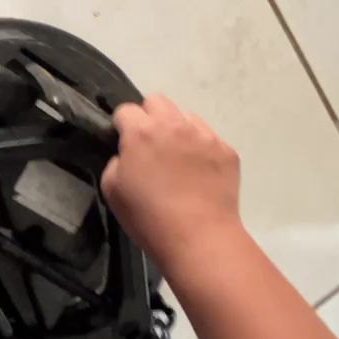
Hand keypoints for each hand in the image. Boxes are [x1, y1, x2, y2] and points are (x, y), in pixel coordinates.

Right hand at [102, 94, 244, 270]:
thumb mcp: (112, 190)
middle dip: (149, 117)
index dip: (121, 126)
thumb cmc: (148, 217)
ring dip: (176, 130)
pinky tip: (198, 173)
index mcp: (142, 132)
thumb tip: (128, 155)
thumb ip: (116, 161)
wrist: (199, 238)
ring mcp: (205, 135)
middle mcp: (174, 125)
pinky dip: (200, 149)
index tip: (123, 144)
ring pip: (186, 116)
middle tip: (149, 145)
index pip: (126, 110)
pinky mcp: (227, 151)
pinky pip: (208, 138)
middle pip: (157, 100)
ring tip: (177, 159)